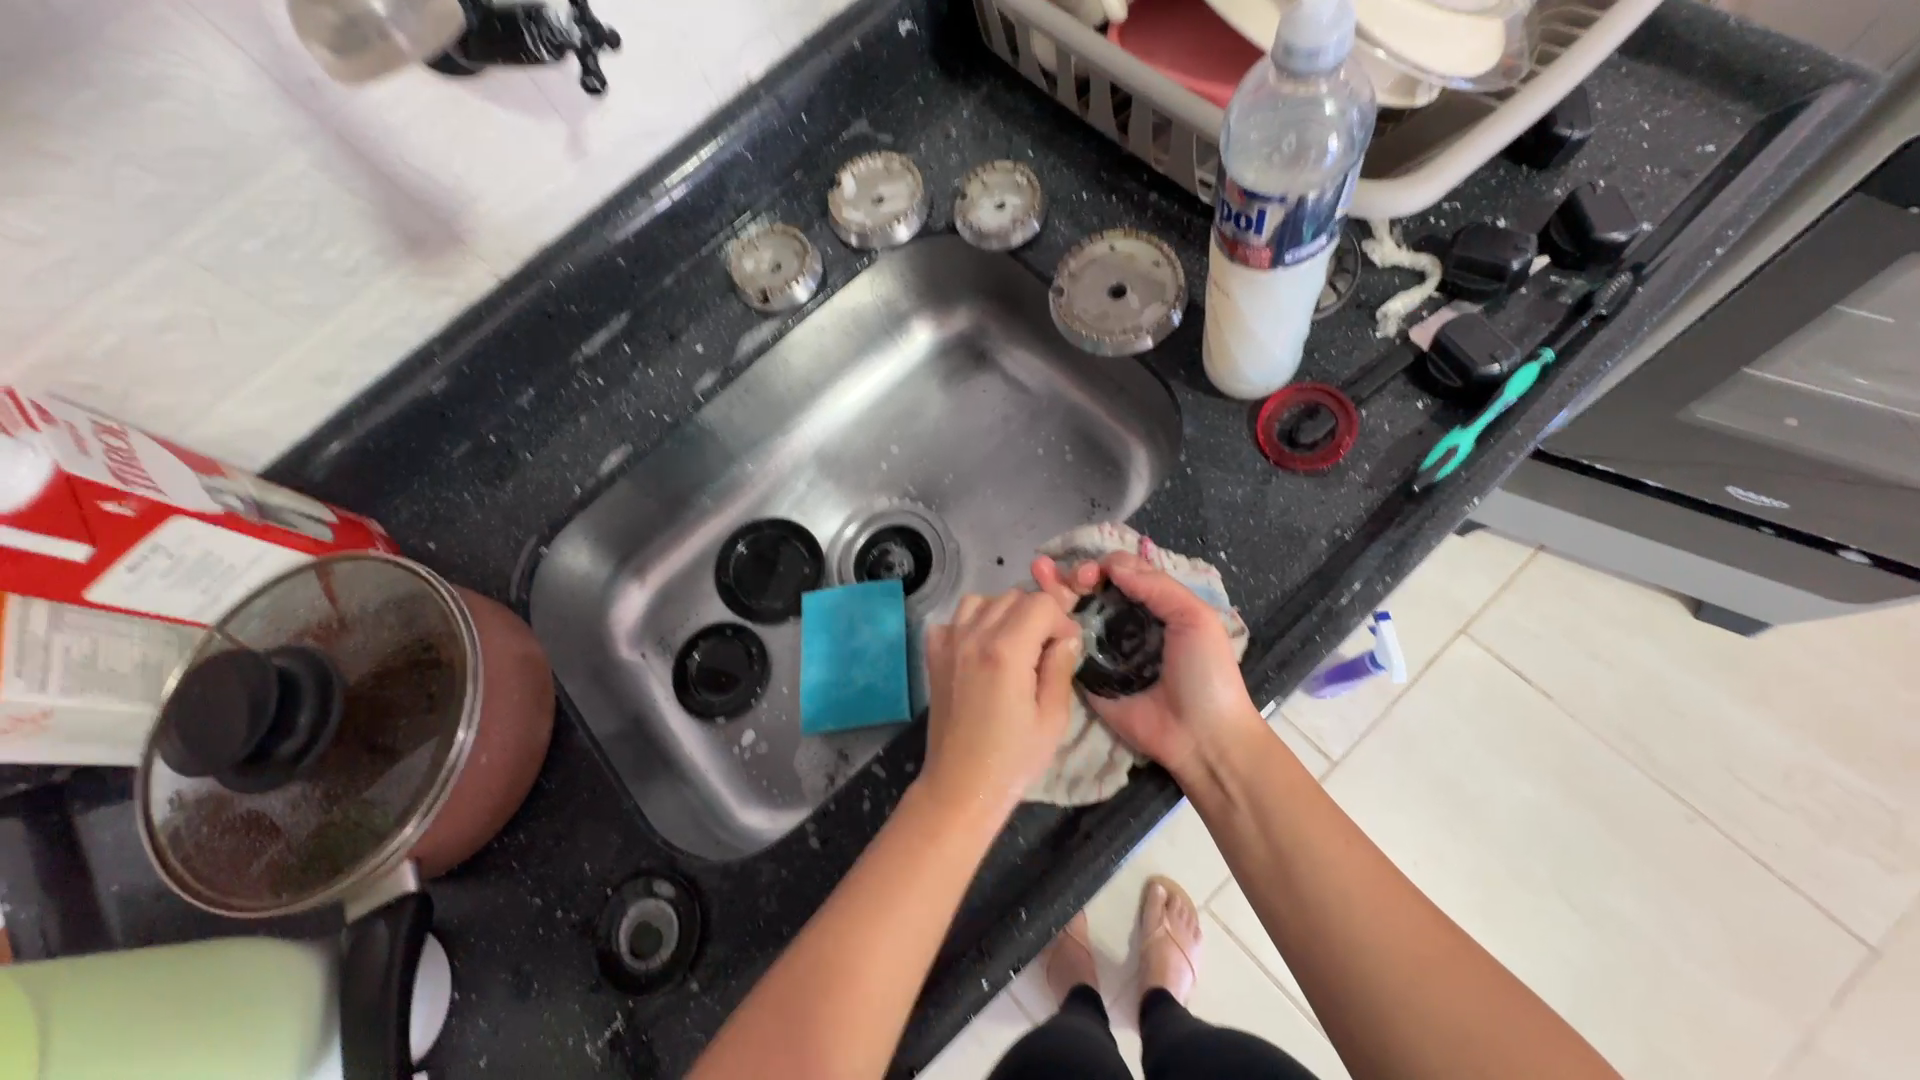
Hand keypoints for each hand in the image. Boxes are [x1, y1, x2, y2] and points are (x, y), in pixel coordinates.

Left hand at [920, 589, 1083, 815]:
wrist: (961, 785)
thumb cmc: (1013, 758)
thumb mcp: (1053, 717)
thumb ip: (1061, 667)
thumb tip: (1066, 638)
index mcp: (1006, 651)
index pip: (1041, 603)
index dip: (1061, 621)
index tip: (1066, 649)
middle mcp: (973, 636)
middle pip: (1013, 596)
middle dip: (1037, 615)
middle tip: (1046, 651)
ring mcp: (949, 643)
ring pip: (982, 600)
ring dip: (1004, 614)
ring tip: (1015, 646)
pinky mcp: (934, 655)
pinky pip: (953, 619)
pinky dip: (970, 624)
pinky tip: (982, 650)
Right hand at [1033, 552, 1262, 783]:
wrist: (1200, 735)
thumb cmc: (1206, 673)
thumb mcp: (1195, 618)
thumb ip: (1157, 586)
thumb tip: (1110, 564)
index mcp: (1153, 605)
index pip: (1120, 572)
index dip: (1102, 565)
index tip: (1090, 574)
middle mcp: (1125, 623)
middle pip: (1092, 590)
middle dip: (1070, 575)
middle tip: (1054, 574)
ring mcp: (1103, 650)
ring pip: (1074, 614)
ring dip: (1054, 593)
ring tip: (1036, 578)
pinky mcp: (1087, 677)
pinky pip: (1066, 650)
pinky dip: (1051, 631)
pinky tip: (1035, 615)